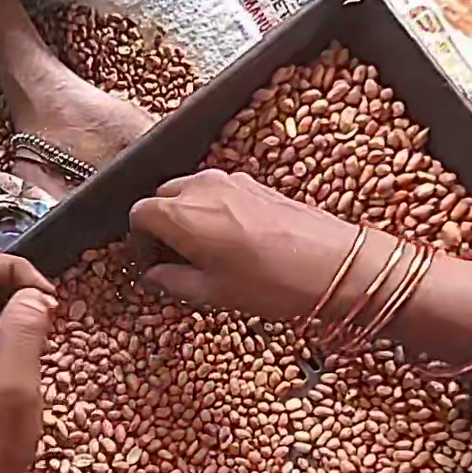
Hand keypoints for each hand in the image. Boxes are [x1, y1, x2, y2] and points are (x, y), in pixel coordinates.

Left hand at [0, 252, 57, 472]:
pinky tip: (28, 347)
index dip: (13, 269)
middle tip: (49, 313)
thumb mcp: (18, 382)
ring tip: (43, 331)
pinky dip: (9, 325)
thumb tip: (36, 294)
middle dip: (16, 285)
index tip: (47, 295)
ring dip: (15, 306)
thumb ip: (25, 329)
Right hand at [129, 170, 359, 320]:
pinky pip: (217, 189)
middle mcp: (202, 187)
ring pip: (190, 190)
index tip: (147, 260)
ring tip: (202, 249)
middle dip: (160, 223)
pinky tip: (228, 238)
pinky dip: (210, 208)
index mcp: (183, 214)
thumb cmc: (271, 282)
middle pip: (162, 196)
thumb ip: (173, 281)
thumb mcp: (214, 292)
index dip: (137, 238)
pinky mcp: (255, 182)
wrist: (334, 264)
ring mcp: (231, 180)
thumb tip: (152, 276)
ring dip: (185, 214)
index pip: (140, 212)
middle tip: (171, 256)